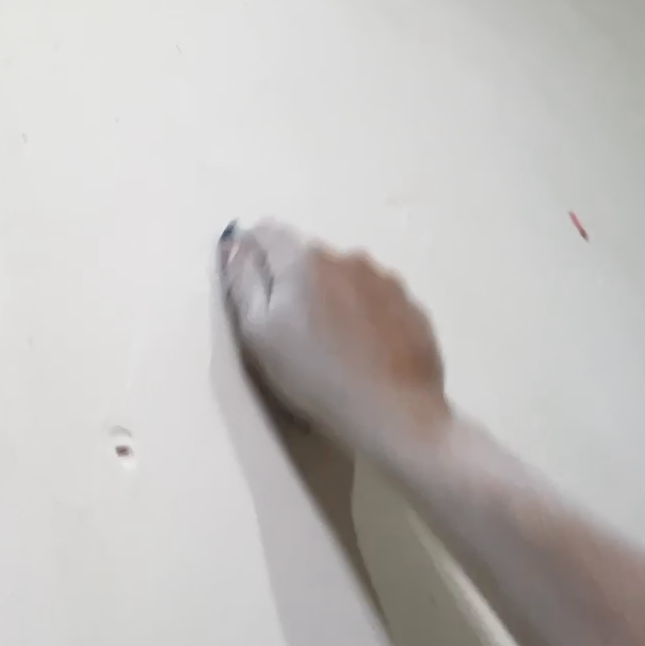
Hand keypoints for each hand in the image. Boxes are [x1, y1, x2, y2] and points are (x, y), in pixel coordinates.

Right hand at [219, 220, 451, 457]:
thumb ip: (242, 280)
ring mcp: (383, 279)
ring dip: (329, 294)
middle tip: (290, 327)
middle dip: (291, 278)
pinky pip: (372, 296)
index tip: (251, 284)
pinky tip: (362, 348)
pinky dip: (361, 311)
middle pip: (304, 255)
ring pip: (340, 275)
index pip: (266, 231)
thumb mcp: (258, 332)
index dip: (251, 251)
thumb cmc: (313, 375)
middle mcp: (345, 256)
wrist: (395, 415)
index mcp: (303, 260)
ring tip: (331, 340)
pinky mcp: (410, 304)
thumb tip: (234, 243)